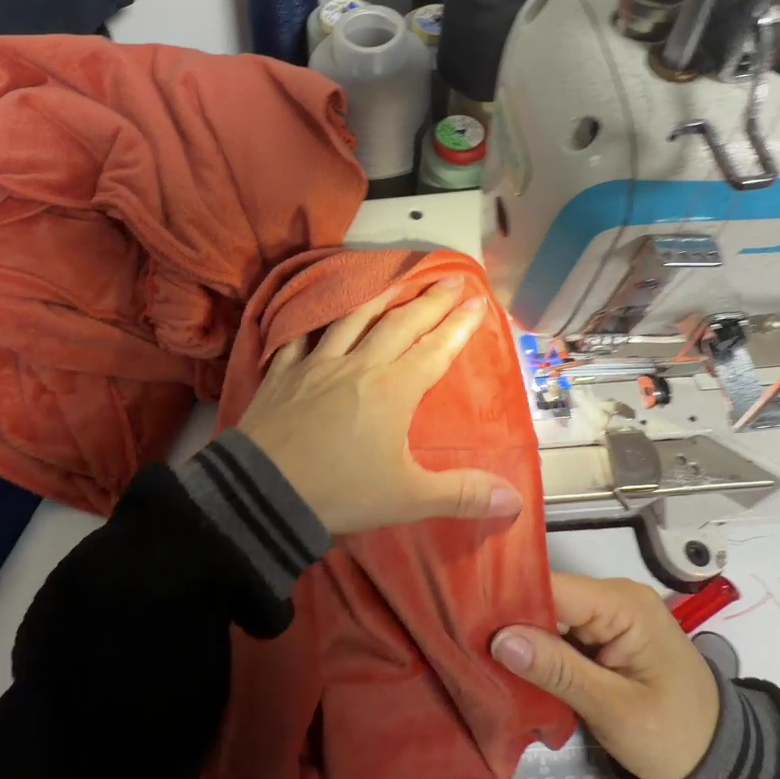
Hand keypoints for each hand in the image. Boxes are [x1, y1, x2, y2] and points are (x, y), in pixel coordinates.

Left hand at [236, 274, 521, 535]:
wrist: (265, 490)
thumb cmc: (340, 492)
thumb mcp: (408, 498)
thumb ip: (461, 494)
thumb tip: (514, 498)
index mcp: (393, 389)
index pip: (435, 348)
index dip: (460, 324)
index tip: (479, 301)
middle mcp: (358, 365)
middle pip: (400, 324)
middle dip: (429, 301)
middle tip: (451, 279)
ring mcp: (317, 363)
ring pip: (352, 320)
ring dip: (378, 298)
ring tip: (396, 281)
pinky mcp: (283, 371)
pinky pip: (298, 337)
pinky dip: (310, 323)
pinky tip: (314, 316)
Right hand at [490, 574, 719, 778]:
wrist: (723, 761)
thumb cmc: (676, 736)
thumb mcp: (616, 710)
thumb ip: (559, 671)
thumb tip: (501, 639)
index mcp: (624, 604)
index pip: (554, 587)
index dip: (511, 600)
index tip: (469, 616)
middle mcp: (614, 598)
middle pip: (548, 597)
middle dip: (512, 619)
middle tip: (468, 638)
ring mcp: (609, 616)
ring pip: (550, 614)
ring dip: (522, 635)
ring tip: (479, 649)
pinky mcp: (604, 635)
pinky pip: (562, 631)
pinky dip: (540, 648)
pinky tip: (510, 660)